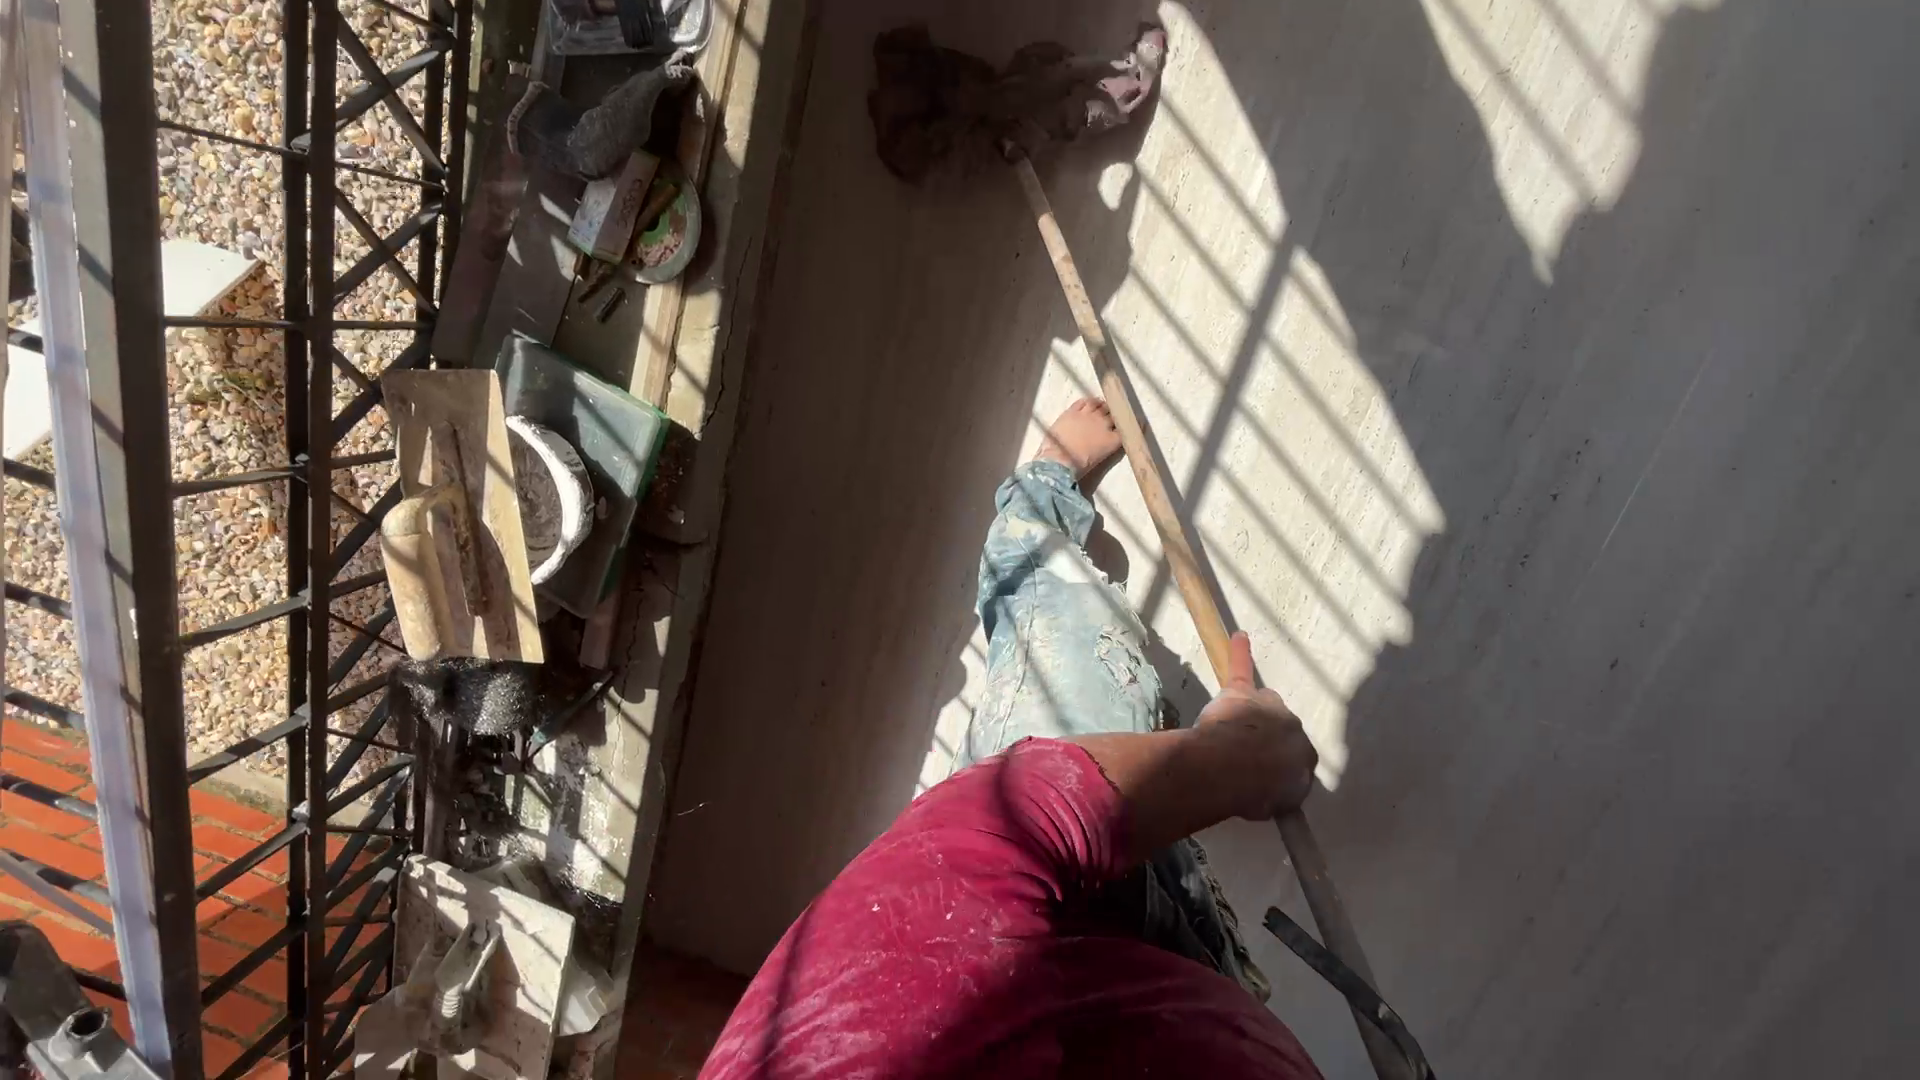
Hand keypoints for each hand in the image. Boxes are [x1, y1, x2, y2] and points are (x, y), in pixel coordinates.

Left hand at [1193, 631, 1317, 818]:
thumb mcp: (1272, 805)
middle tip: (1238, 755)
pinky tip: (1239, 637)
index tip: (1259, 771)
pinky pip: (1241, 670)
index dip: (1271, 764)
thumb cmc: (1253, 791)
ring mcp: (1268, 708)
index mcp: (1304, 759)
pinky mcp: (1241, 693)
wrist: (1233, 769)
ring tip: (1227, 727)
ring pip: (1260, 705)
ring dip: (1247, 714)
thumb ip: (1273, 795)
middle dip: (1259, 739)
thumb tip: (1264, 795)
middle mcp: (1293, 728)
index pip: (1290, 758)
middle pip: (1275, 729)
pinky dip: (1239, 653)